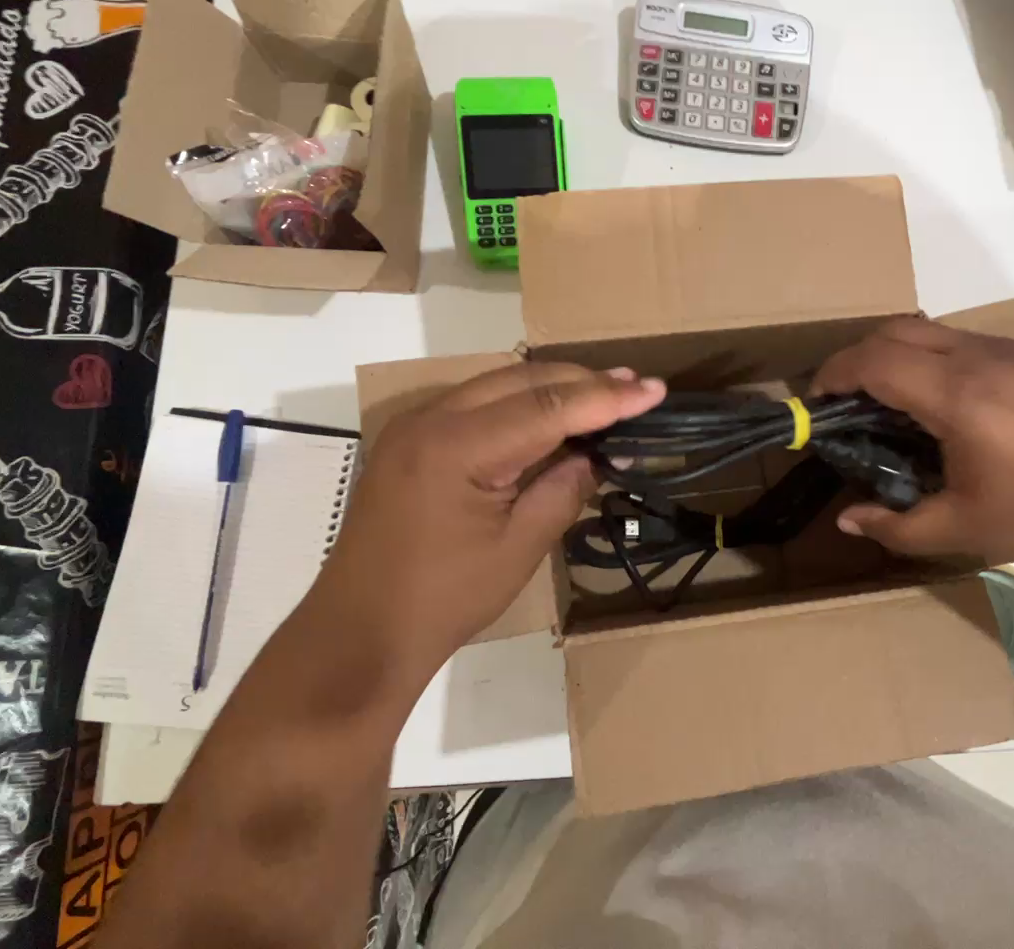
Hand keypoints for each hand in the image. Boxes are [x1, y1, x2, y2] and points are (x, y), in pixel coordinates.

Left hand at [319, 363, 664, 658]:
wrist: (358, 633)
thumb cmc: (443, 599)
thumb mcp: (518, 548)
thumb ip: (563, 491)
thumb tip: (595, 455)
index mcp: (455, 447)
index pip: (546, 406)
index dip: (605, 397)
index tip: (655, 390)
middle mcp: (430, 420)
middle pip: (521, 380)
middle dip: (583, 381)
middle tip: (638, 387)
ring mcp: (414, 427)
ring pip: (497, 385)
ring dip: (553, 387)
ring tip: (607, 392)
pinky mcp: (410, 442)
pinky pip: (476, 404)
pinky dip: (520, 404)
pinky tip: (552, 414)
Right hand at [812, 319, 1013, 576]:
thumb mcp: (965, 528)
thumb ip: (895, 525)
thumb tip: (848, 521)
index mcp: (957, 393)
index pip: (874, 360)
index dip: (834, 372)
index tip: (817, 398)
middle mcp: (982, 355)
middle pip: (899, 329)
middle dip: (861, 357)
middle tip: (849, 400)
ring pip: (937, 333)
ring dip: (903, 356)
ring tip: (899, 407)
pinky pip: (972, 344)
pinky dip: (941, 362)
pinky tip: (957, 409)